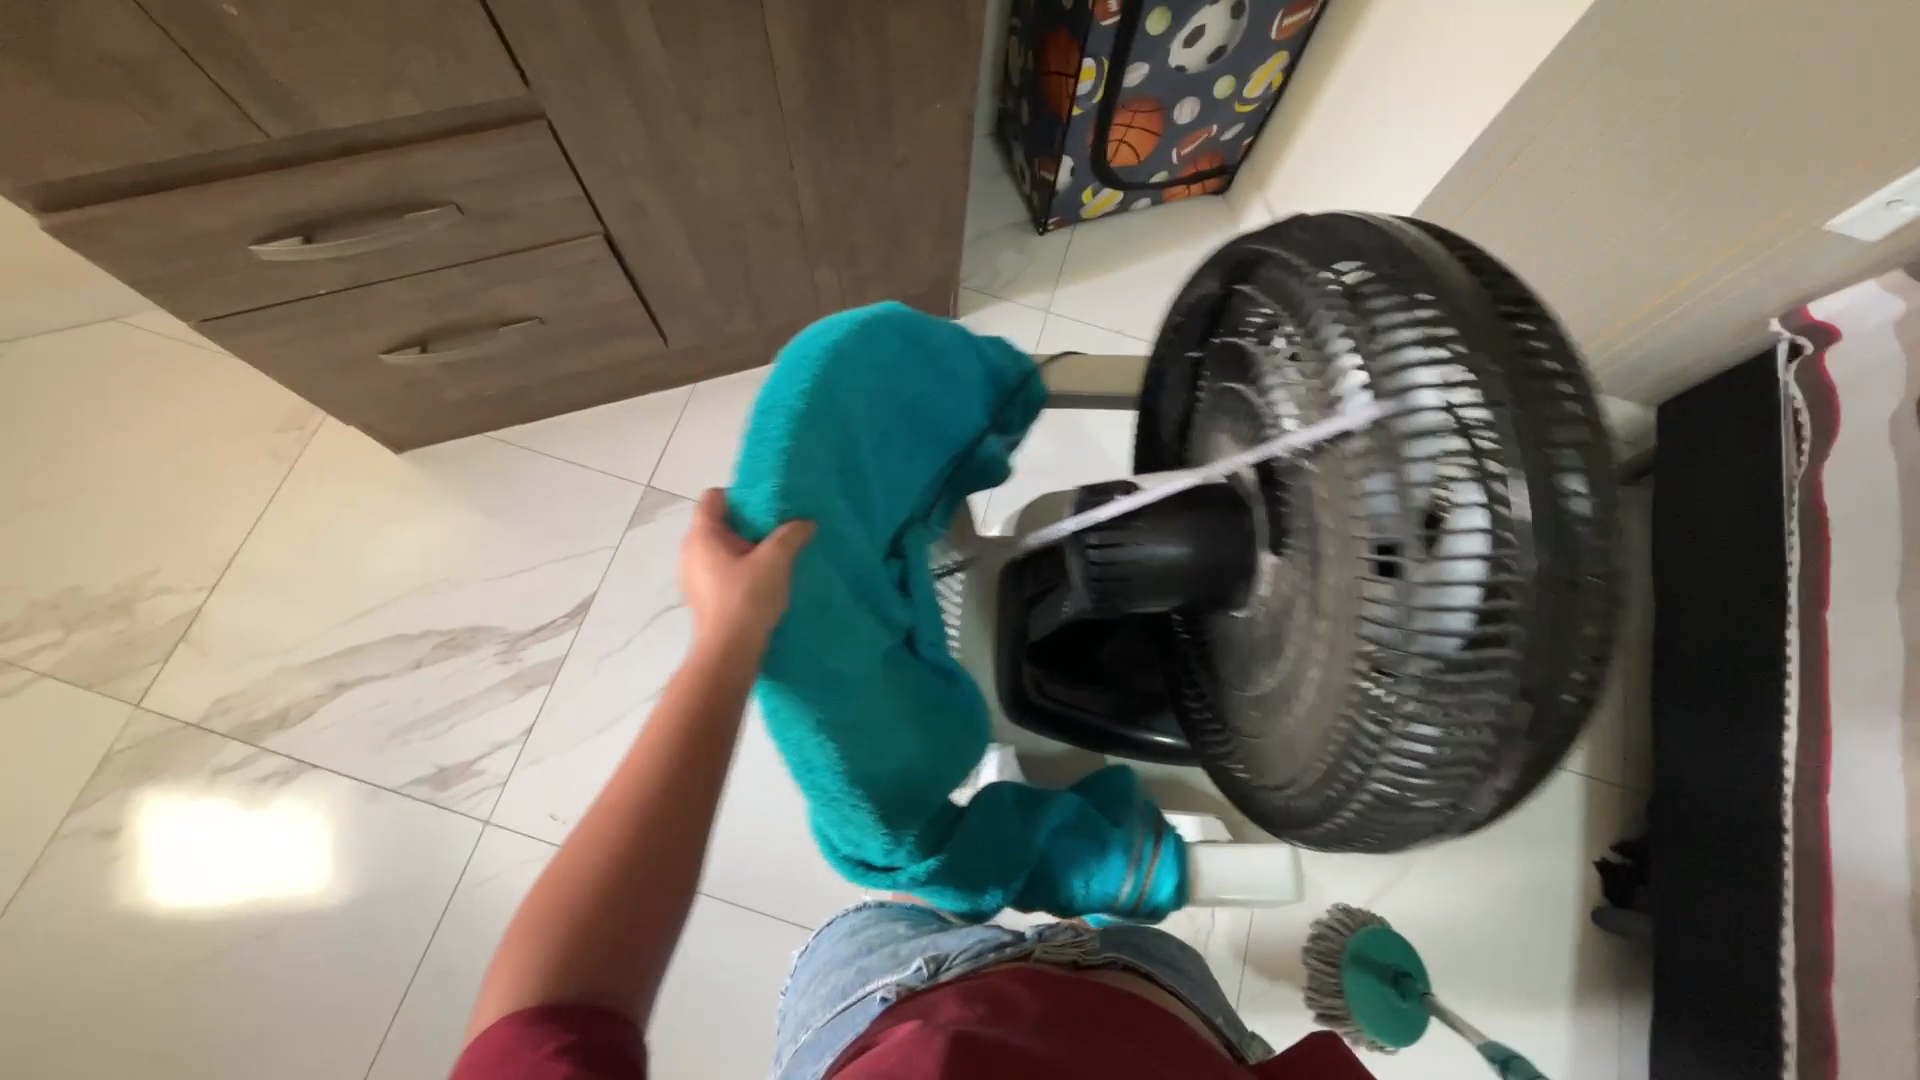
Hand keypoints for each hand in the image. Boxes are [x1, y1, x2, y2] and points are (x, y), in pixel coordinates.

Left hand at [680, 489, 813, 653]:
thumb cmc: (747, 599)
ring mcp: (693, 574)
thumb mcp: (776, 561)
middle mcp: (690, 550)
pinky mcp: (702, 595)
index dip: (742, 496)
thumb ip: (792, 534)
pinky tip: (763, 581)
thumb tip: (806, 523)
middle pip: (719, 521)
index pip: (714, 496)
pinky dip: (740, 568)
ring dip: (746, 548)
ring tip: (774, 558)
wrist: (729, 652)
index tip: (769, 509)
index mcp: (702, 534)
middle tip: (778, 531)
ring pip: (721, 547)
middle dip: (749, 523)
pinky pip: (721, 569)